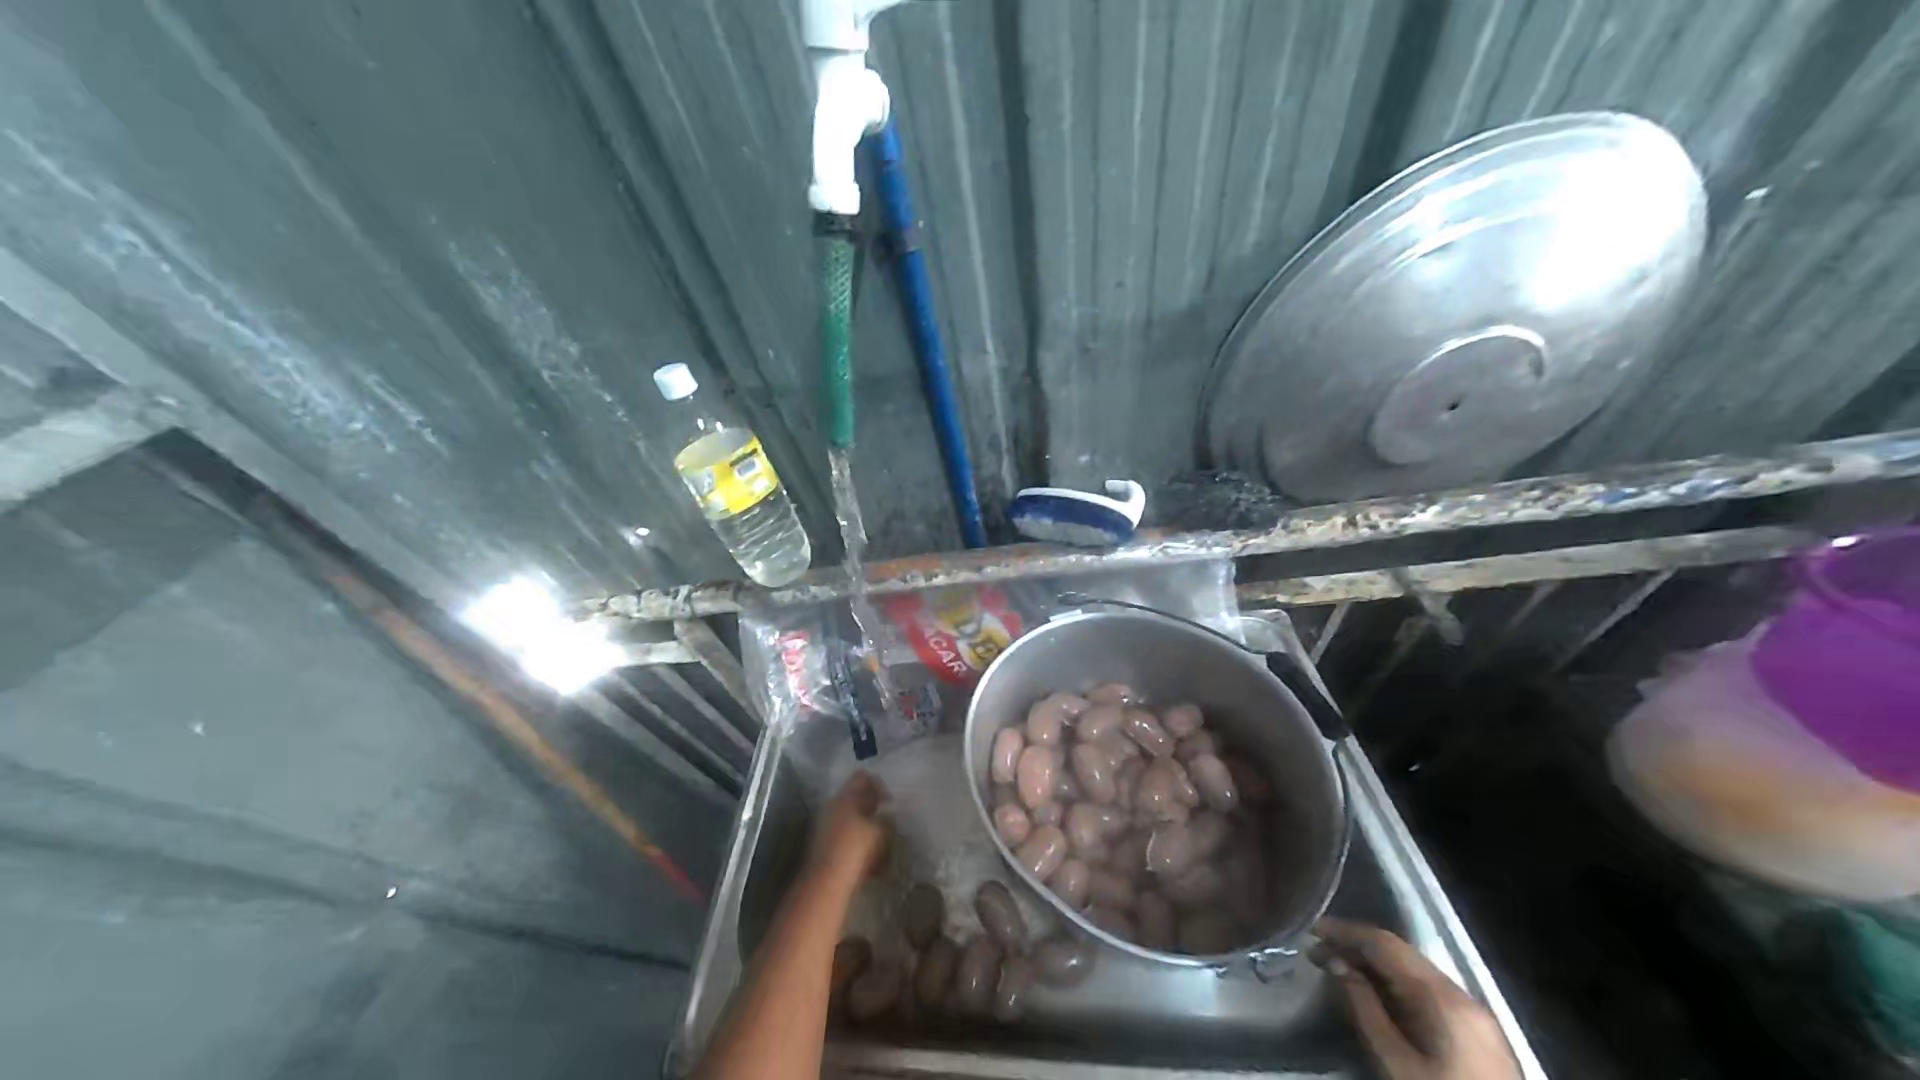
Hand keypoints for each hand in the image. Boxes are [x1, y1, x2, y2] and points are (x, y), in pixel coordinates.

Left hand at [810, 770, 889, 885]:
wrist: (826, 884)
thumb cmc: (856, 850)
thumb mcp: (881, 831)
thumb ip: (887, 818)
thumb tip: (889, 814)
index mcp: (845, 797)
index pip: (863, 777)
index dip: (879, 786)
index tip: (890, 803)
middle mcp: (832, 806)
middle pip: (856, 798)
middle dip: (874, 807)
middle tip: (888, 821)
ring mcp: (826, 825)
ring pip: (852, 818)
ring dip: (867, 826)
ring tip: (882, 842)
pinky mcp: (824, 845)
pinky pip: (846, 835)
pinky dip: (859, 841)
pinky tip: (870, 858)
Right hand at [1312, 917, 1518, 1079]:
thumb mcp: (1395, 1064)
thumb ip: (1364, 1008)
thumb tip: (1337, 964)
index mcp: (1442, 997)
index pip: (1385, 944)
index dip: (1345, 932)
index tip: (1311, 930)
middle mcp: (1461, 994)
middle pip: (1401, 952)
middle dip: (1356, 945)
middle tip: (1317, 951)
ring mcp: (1474, 1013)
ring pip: (1415, 970)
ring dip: (1374, 963)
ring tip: (1337, 967)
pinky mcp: (1477, 1032)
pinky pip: (1428, 991)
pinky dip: (1395, 982)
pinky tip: (1374, 992)